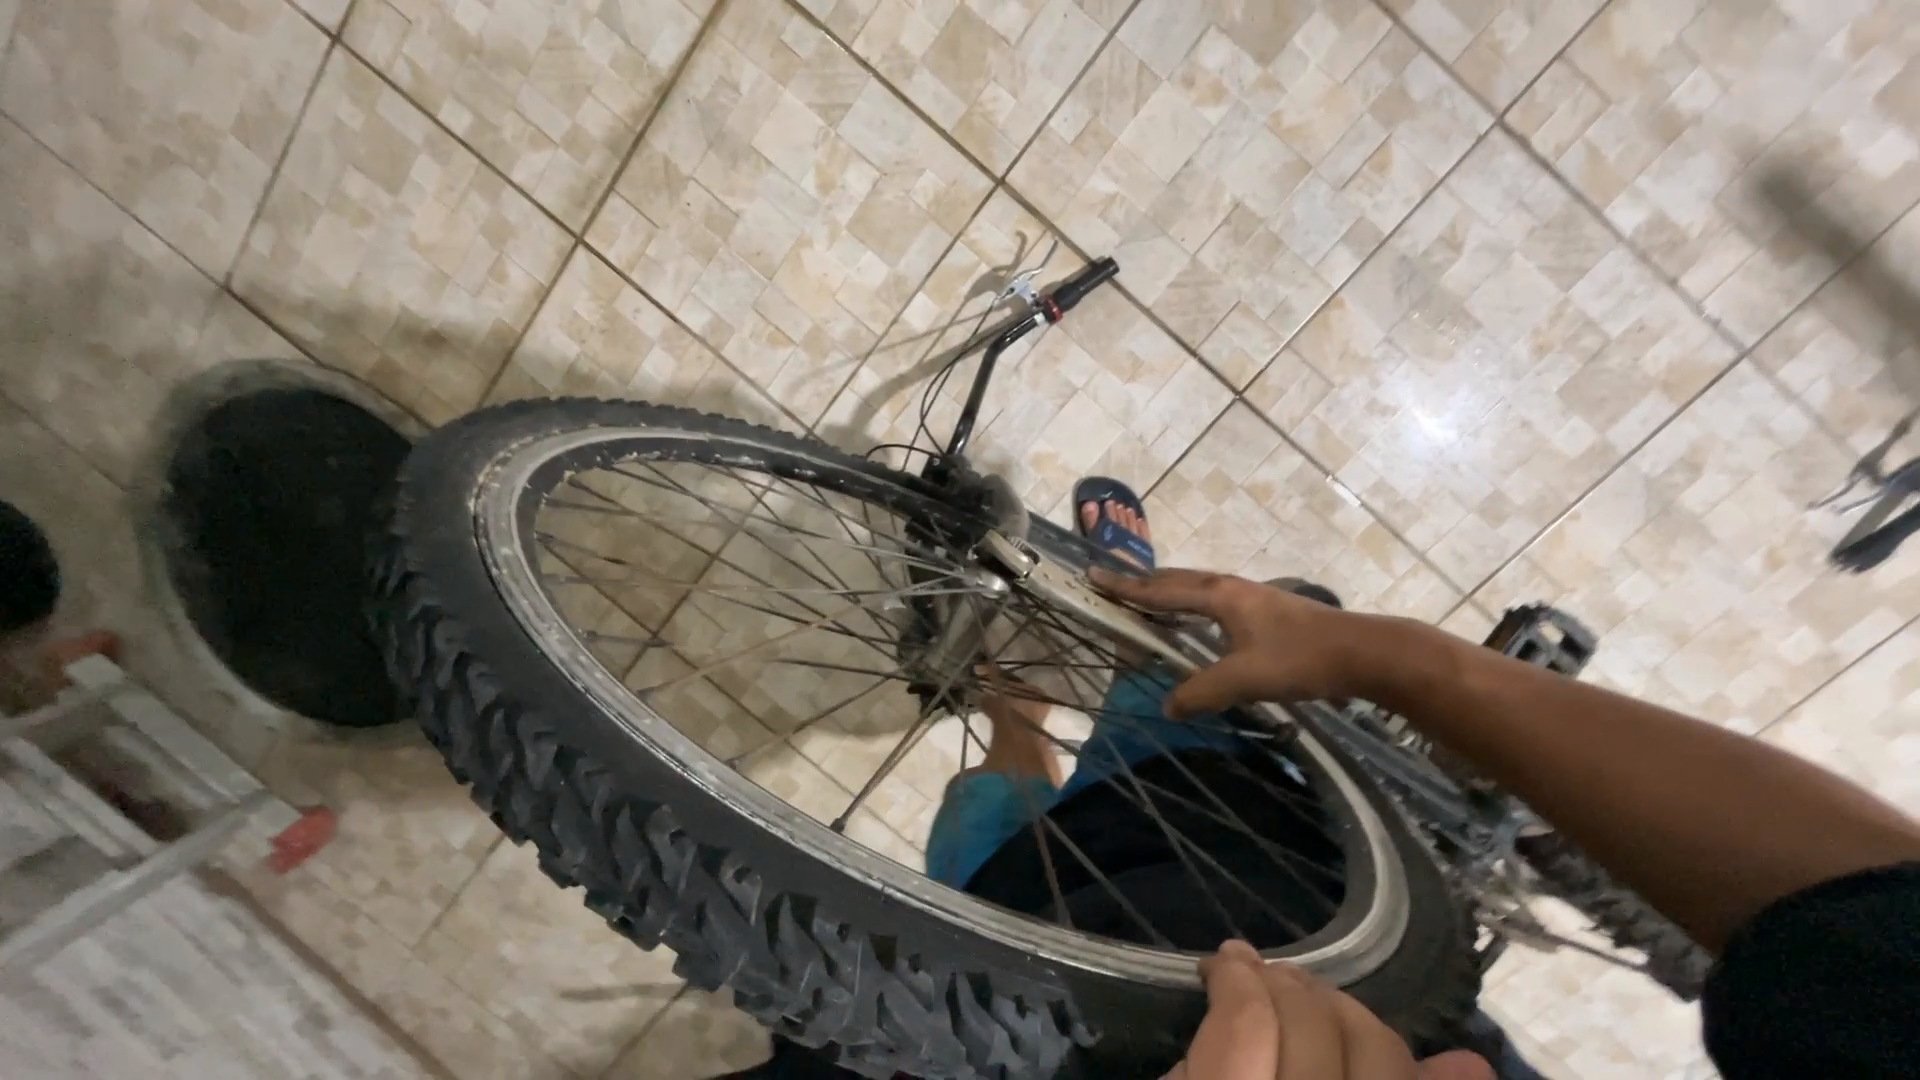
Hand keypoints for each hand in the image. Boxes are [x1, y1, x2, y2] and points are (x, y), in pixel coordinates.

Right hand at [1089, 568, 1373, 717]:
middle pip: (1176, 580)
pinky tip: (1198, 619)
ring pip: (1197, 587)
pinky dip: (1191, 603)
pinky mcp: (1266, 609)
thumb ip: (1201, 692)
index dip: (1125, 587)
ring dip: (1168, 590)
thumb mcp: (1244, 679)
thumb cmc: (1299, 659)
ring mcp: (1251, 596)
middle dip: (1142, 581)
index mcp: (1219, 596)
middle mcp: (1230, 588)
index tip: (1094, 576)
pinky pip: (1213, 598)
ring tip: (1147, 597)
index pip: (1160, 590)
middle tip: (1112, 582)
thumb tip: (1167, 707)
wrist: (1364, 652)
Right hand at [1172, 942, 1490, 1079]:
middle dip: (1285, 983)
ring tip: (1318, 1005)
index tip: (1219, 961)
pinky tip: (1457, 1062)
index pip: (1244, 1024)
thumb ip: (1192, 1066)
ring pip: (1386, 1056)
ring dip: (1349, 1013)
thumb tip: (1228, 985)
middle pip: (1318, 1027)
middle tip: (1259, 972)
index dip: (1234, 978)